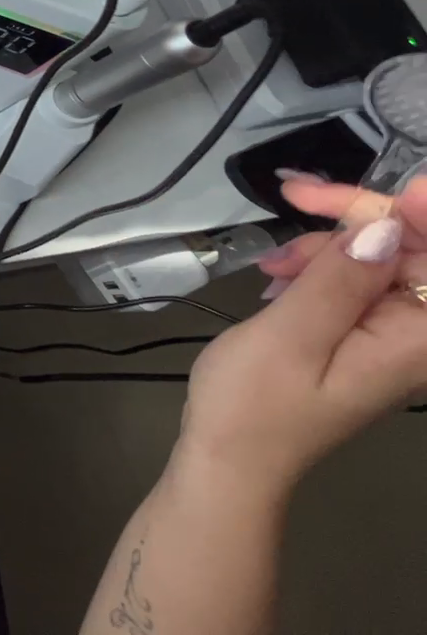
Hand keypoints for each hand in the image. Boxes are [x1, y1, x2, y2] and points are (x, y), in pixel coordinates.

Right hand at [174, 177, 426, 490]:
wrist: (232, 453)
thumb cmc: (256, 400)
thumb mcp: (287, 337)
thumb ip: (336, 282)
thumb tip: (383, 228)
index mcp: (419, 340)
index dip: (409, 214)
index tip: (359, 187)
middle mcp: (421, 335)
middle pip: (417, 253)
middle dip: (361, 219)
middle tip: (294, 198)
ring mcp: (394, 335)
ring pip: (384, 262)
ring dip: (332, 245)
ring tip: (274, 262)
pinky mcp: (363, 335)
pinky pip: (361, 283)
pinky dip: (322, 267)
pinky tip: (283, 276)